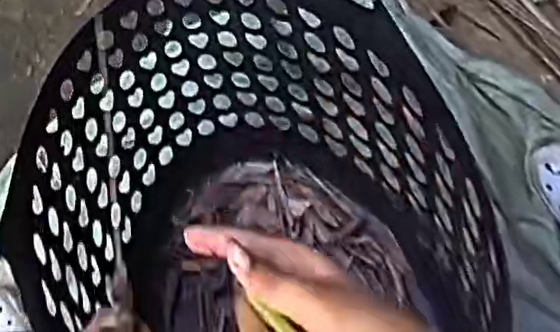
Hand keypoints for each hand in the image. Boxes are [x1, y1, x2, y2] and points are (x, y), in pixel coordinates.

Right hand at [183, 226, 429, 331]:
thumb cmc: (372, 329)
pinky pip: (283, 319)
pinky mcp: (319, 325)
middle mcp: (307, 279)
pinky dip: (269, 316)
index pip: (250, 241)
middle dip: (236, 267)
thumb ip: (275, 281)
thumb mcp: (320, 305)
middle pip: (257, 267)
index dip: (219, 237)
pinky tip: (263, 318)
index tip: (187, 235)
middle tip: (208, 263)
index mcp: (304, 263)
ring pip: (269, 298)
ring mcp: (315, 307)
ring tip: (243, 299)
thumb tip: (232, 251)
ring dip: (253, 300)